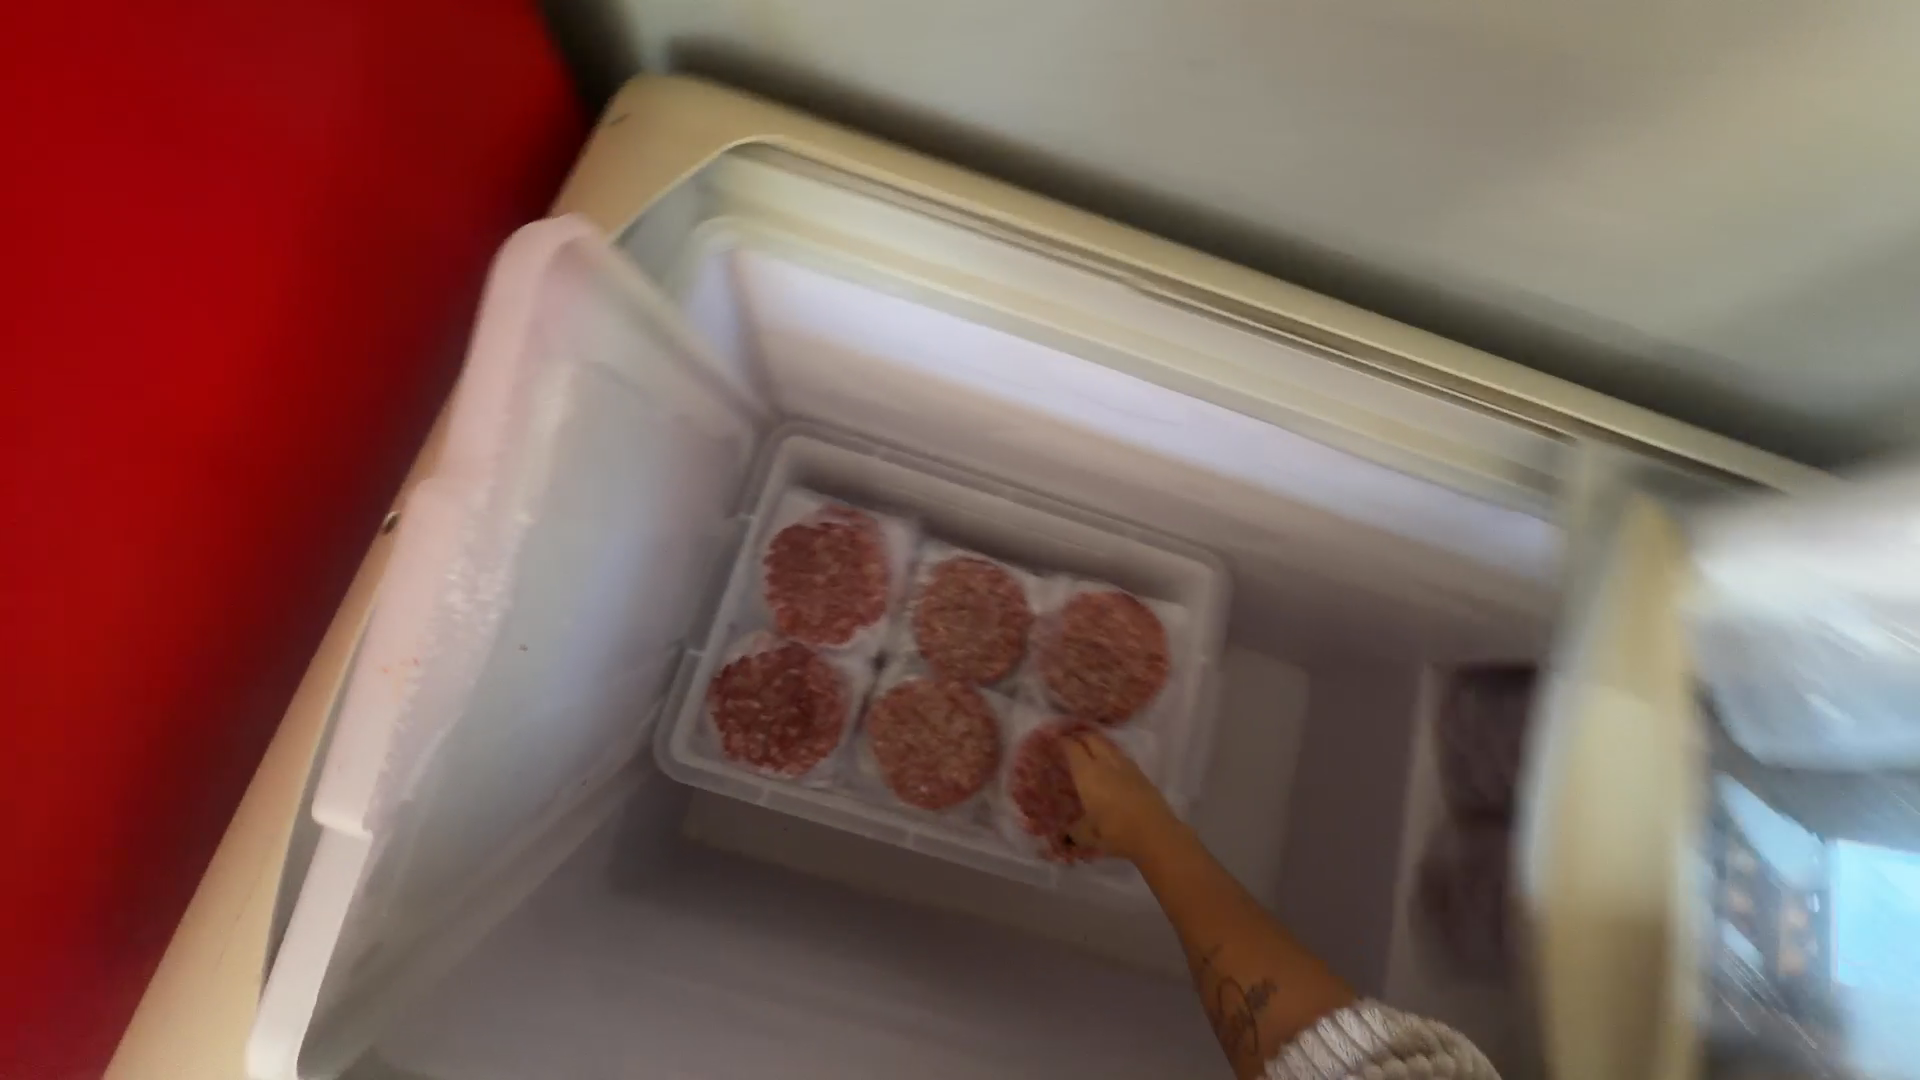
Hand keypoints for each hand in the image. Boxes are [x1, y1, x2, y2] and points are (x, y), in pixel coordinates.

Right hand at [1062, 730, 1180, 861]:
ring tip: (1090, 750)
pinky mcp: (1140, 772)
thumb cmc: (1116, 833)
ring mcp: (1125, 765)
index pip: (1071, 747)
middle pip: (1090, 738)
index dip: (1061, 742)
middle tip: (1071, 742)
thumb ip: (1075, 832)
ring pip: (1107, 744)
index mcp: (1087, 774)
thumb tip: (1068, 833)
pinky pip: (1120, 755)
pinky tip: (1110, 765)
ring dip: (1096, 743)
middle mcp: (1104, 763)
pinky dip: (1111, 754)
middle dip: (1079, 736)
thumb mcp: (1089, 836)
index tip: (1054, 742)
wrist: (1156, 834)